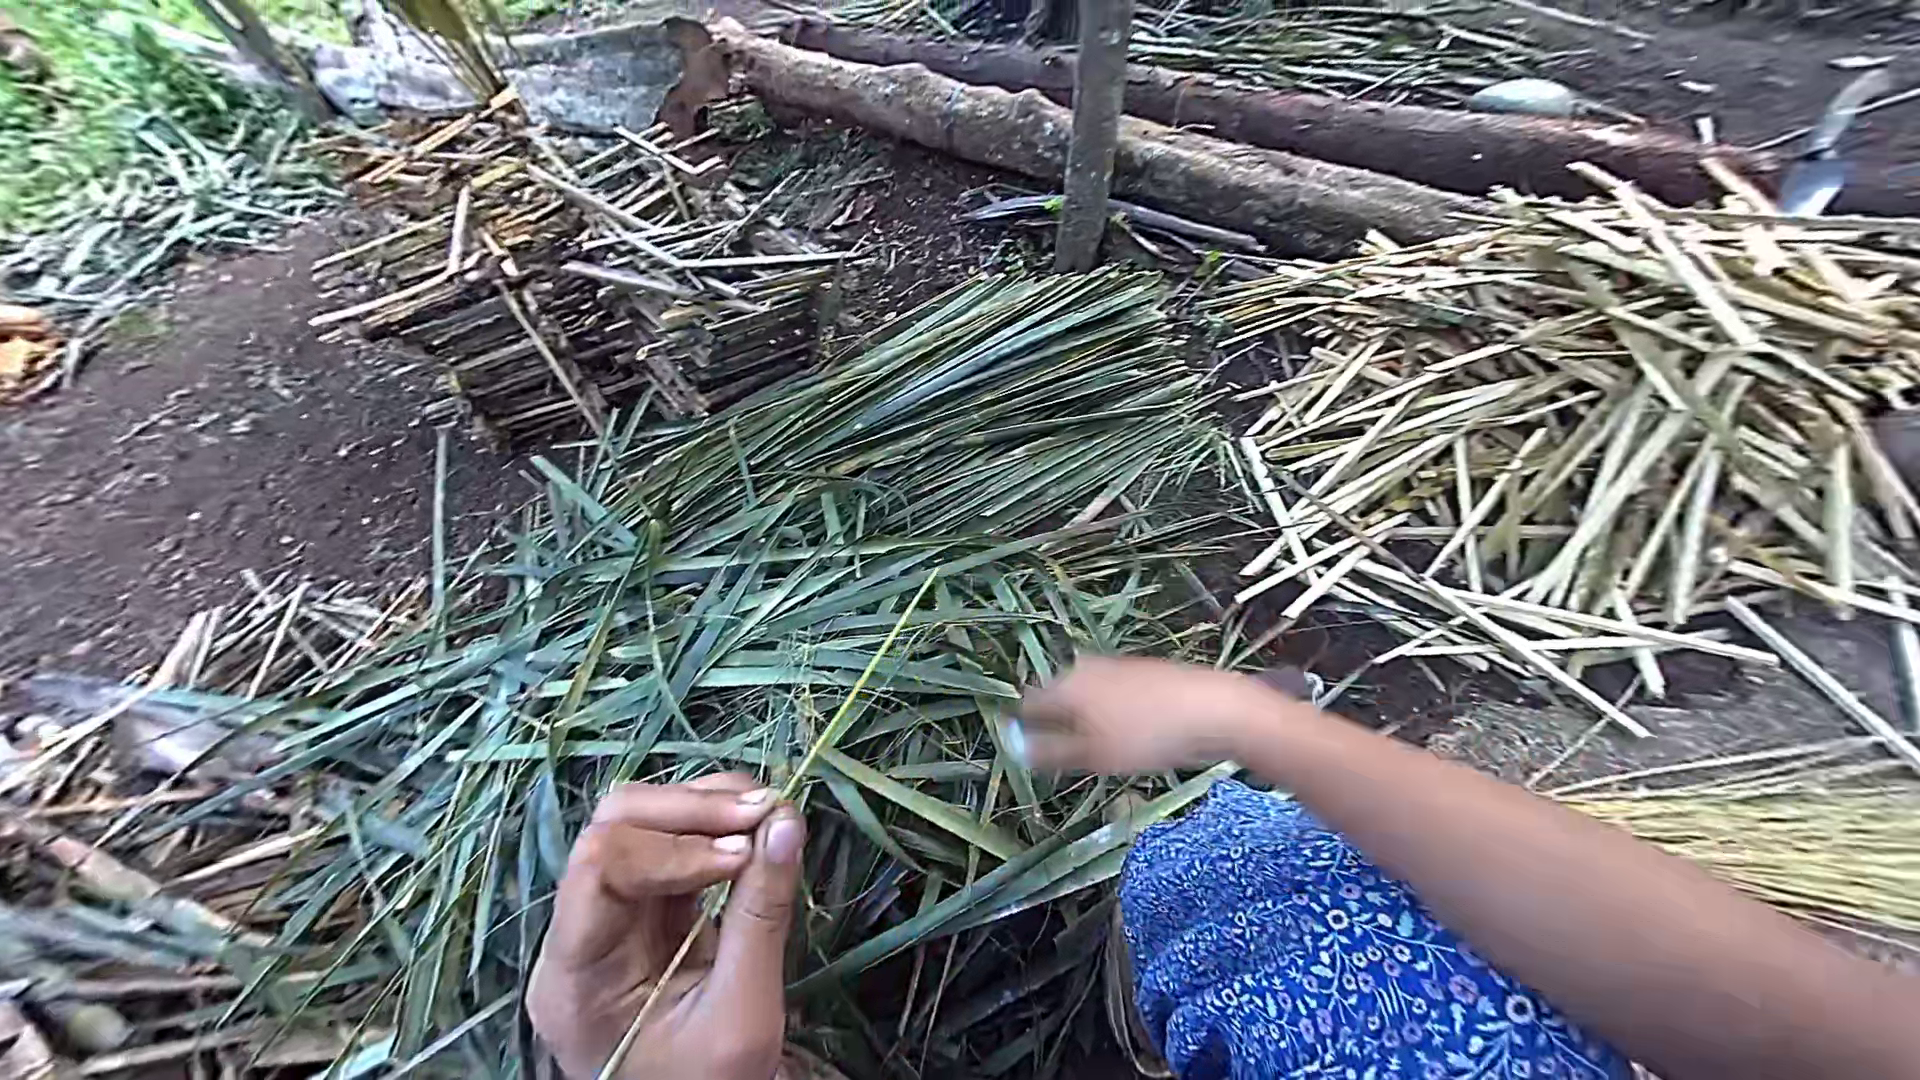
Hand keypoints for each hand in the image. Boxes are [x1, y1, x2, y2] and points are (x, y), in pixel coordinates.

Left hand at [528, 774, 806, 1079]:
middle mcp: (584, 923)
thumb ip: (762, 914)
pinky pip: (681, 831)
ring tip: (770, 814)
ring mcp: (617, 902)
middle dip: (696, 807)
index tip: (744, 855)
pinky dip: (723, 817)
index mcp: (576, 974)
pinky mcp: (654, 891)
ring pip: (649, 812)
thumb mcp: (743, 1014)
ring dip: (713, 802)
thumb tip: (788, 818)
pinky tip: (758, 829)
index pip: (602, 865)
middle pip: (618, 822)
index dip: (676, 845)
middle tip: (765, 812)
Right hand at [1015, 656, 1295, 772]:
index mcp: (1064, 684)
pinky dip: (1110, 710)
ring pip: (1083, 695)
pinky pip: (1108, 691)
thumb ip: (1049, 752)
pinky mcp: (1136, 668)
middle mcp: (1081, 666)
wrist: (1213, 707)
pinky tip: (1136, 730)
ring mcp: (1110, 664)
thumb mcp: (1093, 754)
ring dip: (1086, 719)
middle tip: (1079, 756)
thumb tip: (1016, 751)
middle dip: (1059, 724)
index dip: (1025, 728)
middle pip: (1055, 697)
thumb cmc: (1147, 735)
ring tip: (1112, 747)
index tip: (1037, 754)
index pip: (1026, 703)